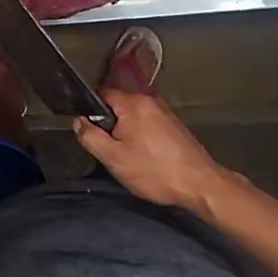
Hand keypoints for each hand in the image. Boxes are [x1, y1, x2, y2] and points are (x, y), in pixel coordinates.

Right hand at [75, 90, 236, 214]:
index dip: (90, 110)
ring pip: (134, 116)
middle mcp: (150, 100)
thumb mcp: (113, 158)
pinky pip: (148, 124)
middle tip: (108, 149)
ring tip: (127, 155)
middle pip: (119, 105)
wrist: (198, 183)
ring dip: (126, 132)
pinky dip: (141, 136)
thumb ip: (91, 136)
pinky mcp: (174, 125)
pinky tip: (144, 156)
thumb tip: (80, 121)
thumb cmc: (154, 171)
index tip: (88, 130)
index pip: (102, 93)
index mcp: (133, 103)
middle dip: (110, 124)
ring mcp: (165, 112)